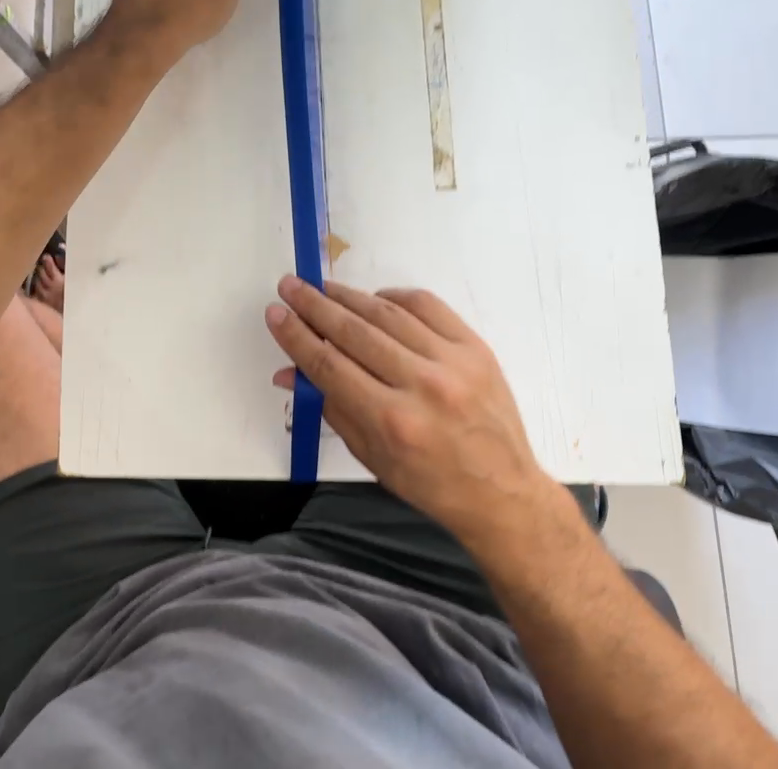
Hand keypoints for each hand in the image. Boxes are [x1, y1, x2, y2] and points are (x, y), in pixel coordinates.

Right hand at [265, 276, 555, 536]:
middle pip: (354, 332)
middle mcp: (421, 386)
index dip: (296, 337)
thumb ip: (331, 407)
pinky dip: (396, 297)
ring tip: (324, 288)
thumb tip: (290, 372)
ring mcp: (453, 363)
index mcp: (392, 421)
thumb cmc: (429, 483)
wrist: (501, 492)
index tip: (276, 314)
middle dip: (315, 306)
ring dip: (349, 297)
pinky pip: (429, 307)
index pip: (329, 366)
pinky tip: (375, 299)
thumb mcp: (370, 456)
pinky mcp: (476, 349)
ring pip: (388, 314)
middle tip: (290, 286)